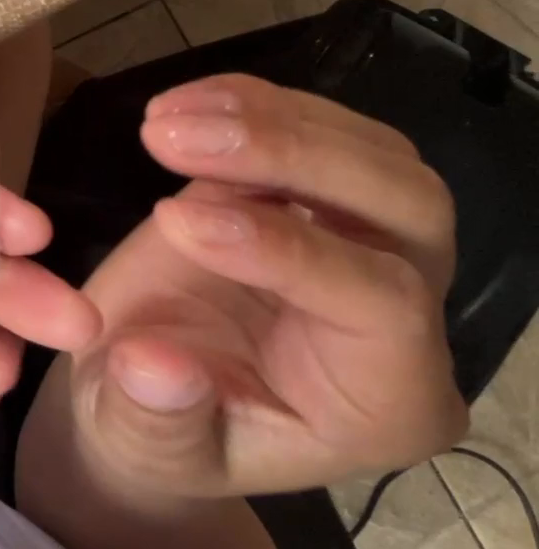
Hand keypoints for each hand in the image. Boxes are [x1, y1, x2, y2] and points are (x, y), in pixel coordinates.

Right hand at [67, 75, 466, 499]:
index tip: (172, 222)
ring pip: (372, 158)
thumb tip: (152, 365)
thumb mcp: (142, 445)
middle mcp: (396, 317)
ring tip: (163, 115)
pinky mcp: (296, 202)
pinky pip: (312, 133)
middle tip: (173, 137)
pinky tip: (175, 105)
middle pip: (406, 211)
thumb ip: (155, 419)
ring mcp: (354, 248)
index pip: (379, 304)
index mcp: (384, 398)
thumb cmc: (152, 433)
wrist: (142, 395)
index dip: (285, 251)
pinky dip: (247, 103)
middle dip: (295, 157)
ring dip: (269, 118)